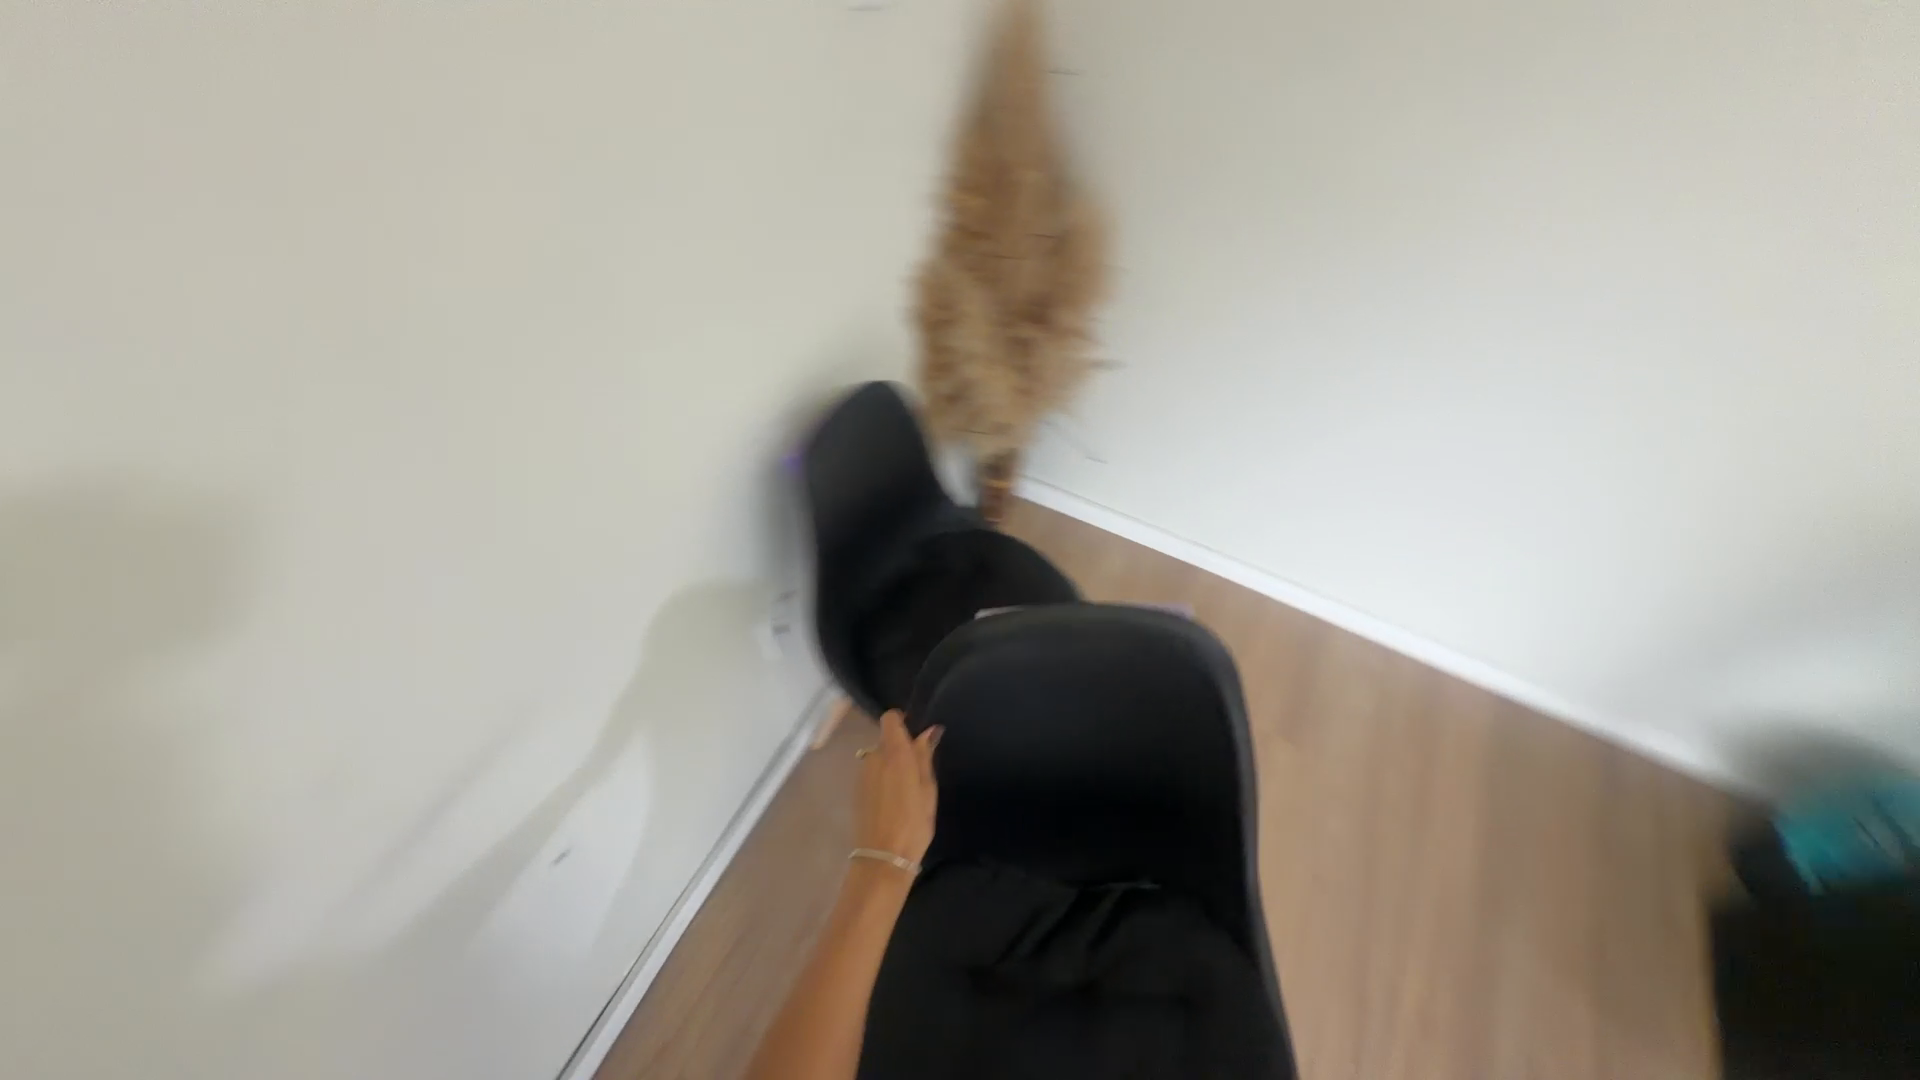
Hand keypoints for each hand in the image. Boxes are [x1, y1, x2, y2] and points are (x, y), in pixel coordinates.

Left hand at [853, 710, 939, 865]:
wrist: (883, 857)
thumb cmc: (913, 821)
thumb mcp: (927, 788)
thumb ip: (924, 756)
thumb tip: (928, 731)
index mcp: (893, 752)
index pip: (890, 719)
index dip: (902, 720)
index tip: (915, 732)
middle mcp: (873, 757)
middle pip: (885, 740)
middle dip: (900, 748)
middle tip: (919, 771)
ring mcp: (862, 774)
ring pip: (878, 758)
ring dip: (891, 766)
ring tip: (907, 790)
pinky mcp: (857, 791)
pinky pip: (872, 775)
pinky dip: (883, 780)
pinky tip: (894, 801)